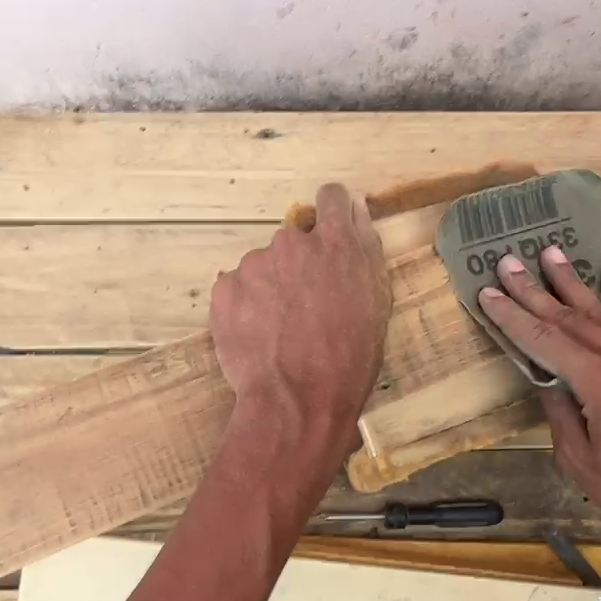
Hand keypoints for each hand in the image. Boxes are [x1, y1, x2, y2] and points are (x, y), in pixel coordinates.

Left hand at [210, 183, 390, 457]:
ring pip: (264, 266)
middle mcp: (293, 243)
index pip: (332, 198)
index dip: (331, 214)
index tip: (328, 234)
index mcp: (337, 244)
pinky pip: (236, 289)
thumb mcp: (376, 306)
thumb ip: (365, 253)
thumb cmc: (349, 361)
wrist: (297, 401)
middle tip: (305, 307)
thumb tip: (357, 213)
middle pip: (295, 239)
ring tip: (279, 331)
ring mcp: (255, 264)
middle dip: (299, 263)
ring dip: (270, 288)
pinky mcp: (225, 288)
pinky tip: (257, 338)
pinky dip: (244, 307)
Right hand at [475, 245, 600, 557]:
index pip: (544, 340)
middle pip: (569, 316)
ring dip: (572, 282)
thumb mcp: (581, 461)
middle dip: (534, 289)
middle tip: (508, 261)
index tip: (488, 293)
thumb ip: (561, 413)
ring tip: (551, 253)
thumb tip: (548, 381)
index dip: (512, 317)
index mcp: (600, 381)